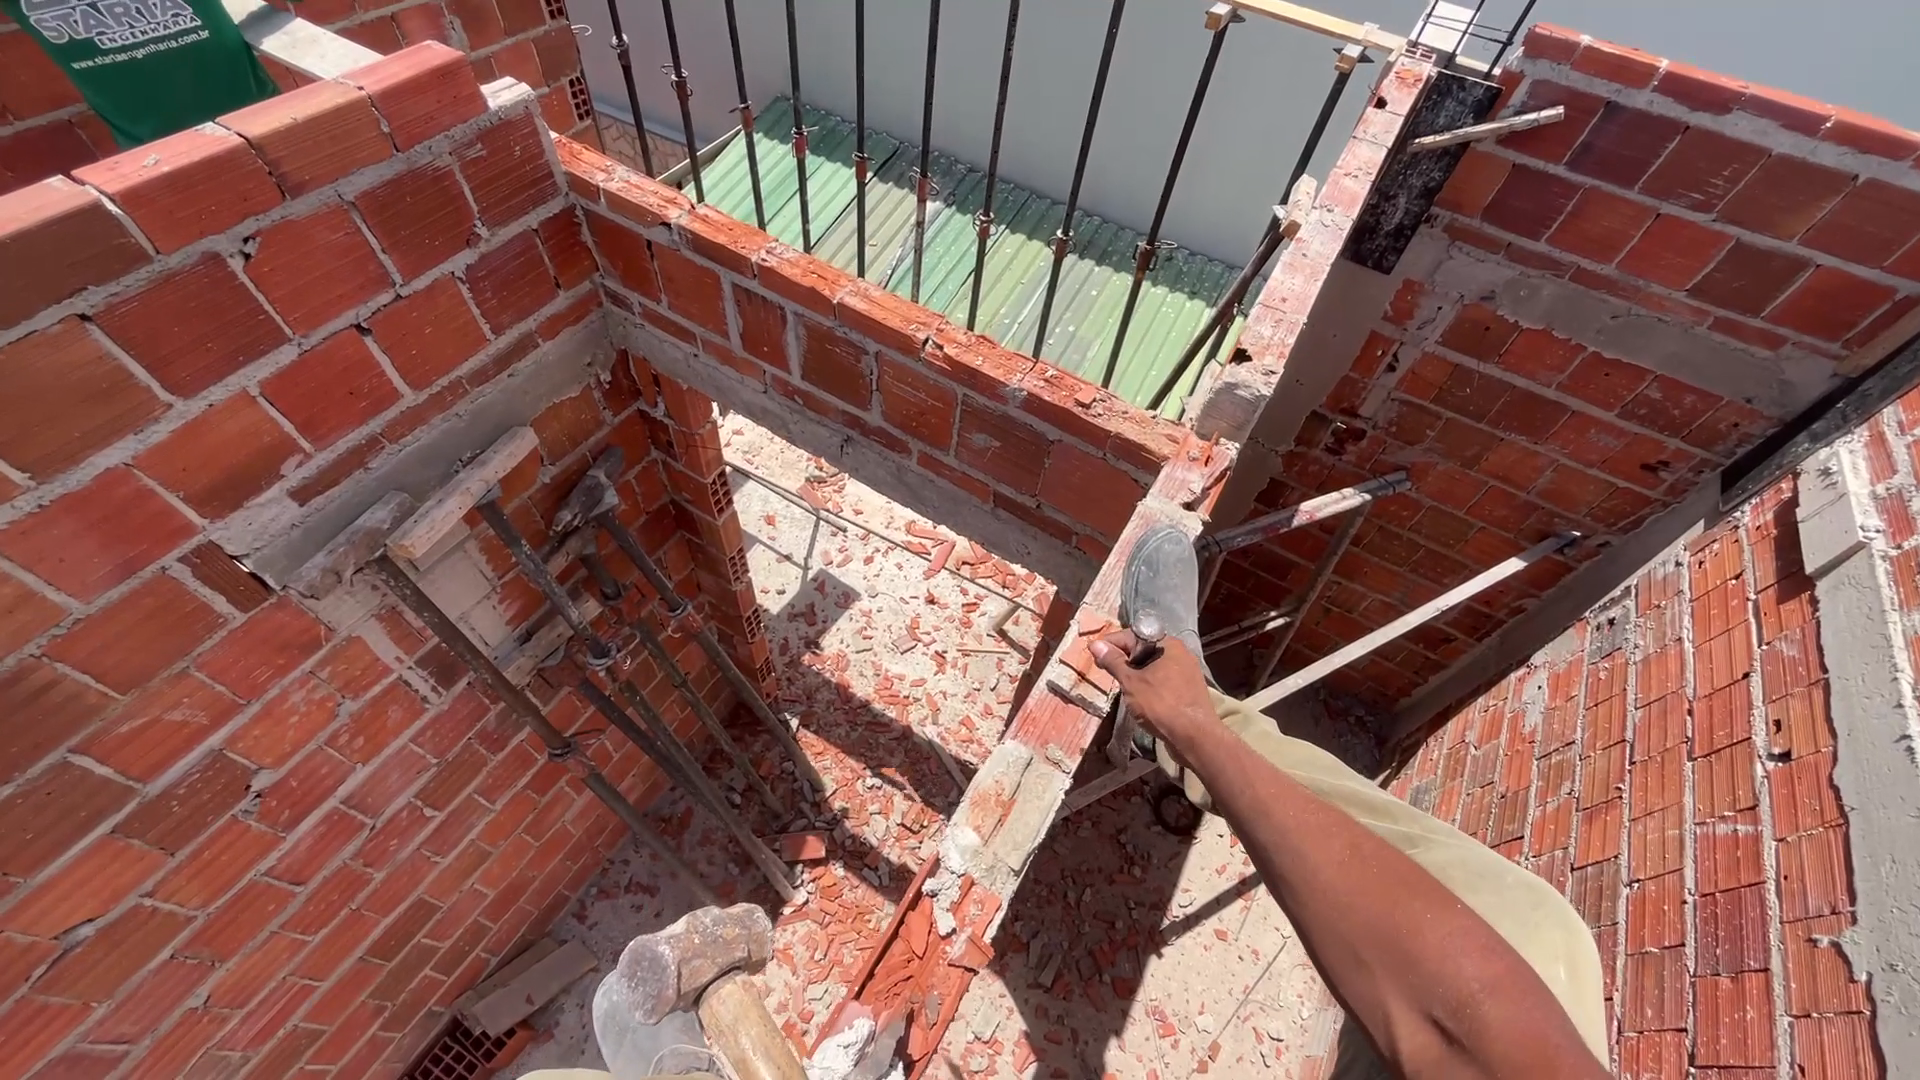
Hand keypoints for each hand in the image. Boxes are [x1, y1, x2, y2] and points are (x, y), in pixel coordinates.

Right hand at [1089, 631, 1218, 747]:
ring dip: (1135, 674)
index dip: (1111, 644)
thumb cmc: (1161, 705)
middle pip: (1143, 649)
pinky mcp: (1188, 689)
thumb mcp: (1131, 682)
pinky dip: (1148, 684)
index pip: (1132, 635)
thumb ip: (1113, 661)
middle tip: (1104, 671)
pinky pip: (1162, 680)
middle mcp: (1180, 653)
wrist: (1194, 737)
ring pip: (1153, 666)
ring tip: (1120, 685)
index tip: (1094, 654)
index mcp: (1168, 644)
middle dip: (1123, 659)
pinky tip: (1139, 697)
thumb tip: (1096, 644)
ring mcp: (1186, 672)